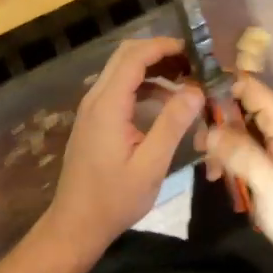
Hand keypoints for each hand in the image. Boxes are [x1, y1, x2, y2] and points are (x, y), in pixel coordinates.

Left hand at [47, 37, 203, 251]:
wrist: (75, 225)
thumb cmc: (114, 199)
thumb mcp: (150, 165)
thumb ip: (172, 124)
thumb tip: (197, 90)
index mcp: (108, 104)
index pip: (135, 56)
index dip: (164, 46)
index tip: (194, 50)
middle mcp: (96, 97)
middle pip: (126, 55)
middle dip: (160, 52)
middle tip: (192, 63)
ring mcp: (92, 107)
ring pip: (122, 69)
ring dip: (153, 68)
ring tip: (186, 81)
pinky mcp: (94, 119)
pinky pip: (119, 87)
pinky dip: (143, 84)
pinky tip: (165, 102)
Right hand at [200, 75, 272, 272]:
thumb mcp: (267, 180)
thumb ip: (239, 151)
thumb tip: (209, 129)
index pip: (249, 86)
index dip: (221, 85)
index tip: (192, 95)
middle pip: (239, 106)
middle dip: (216, 120)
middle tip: (198, 143)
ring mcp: (272, 146)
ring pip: (236, 129)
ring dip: (219, 144)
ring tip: (209, 167)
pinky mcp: (265, 164)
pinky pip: (239, 150)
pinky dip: (225, 159)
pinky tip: (216, 177)